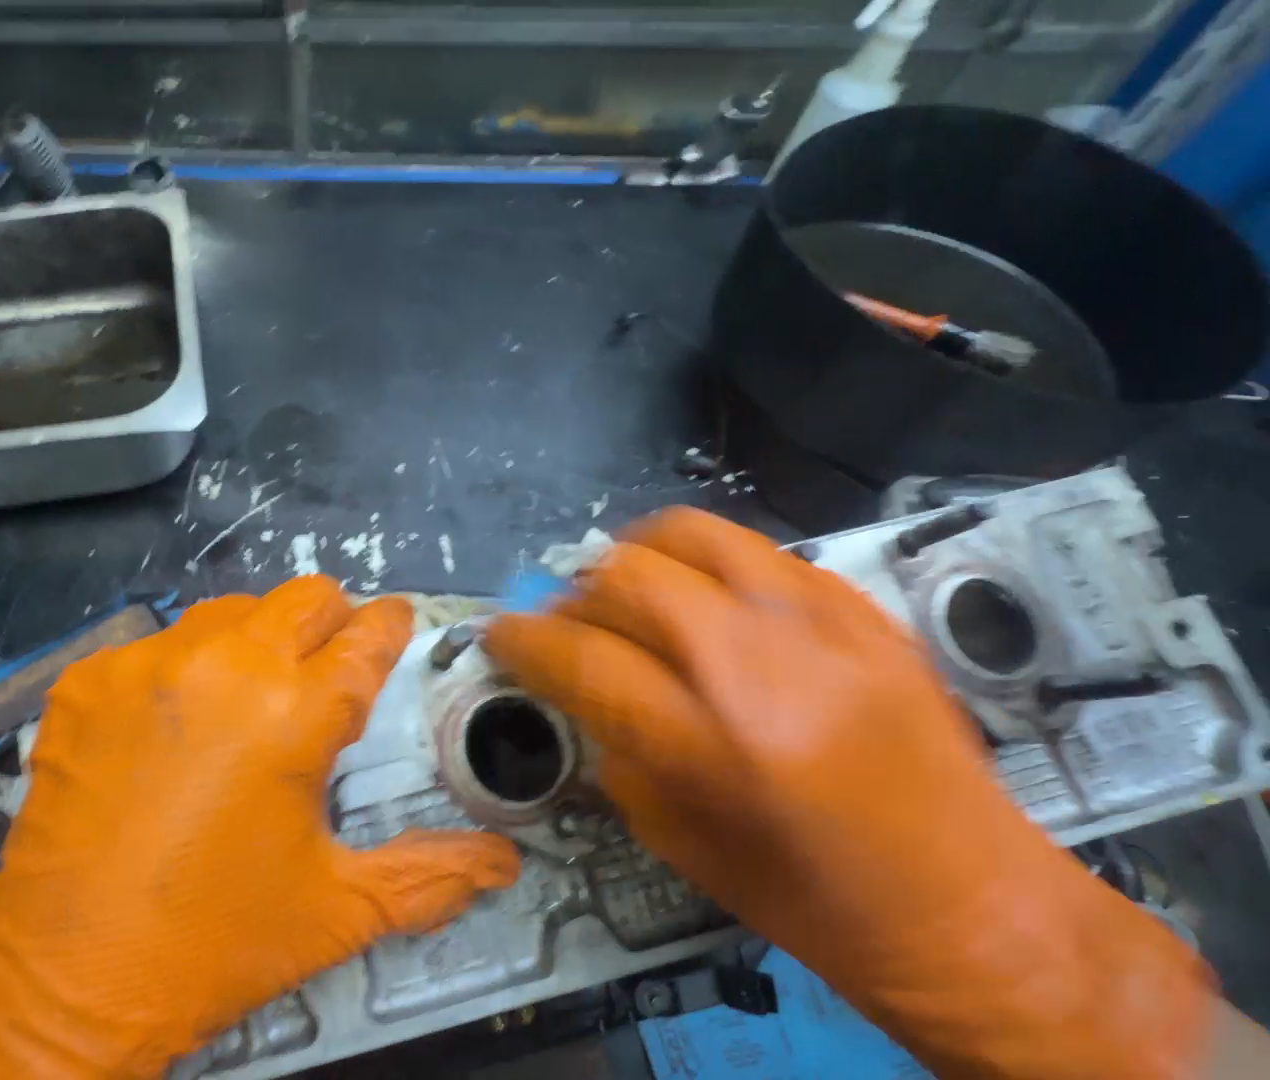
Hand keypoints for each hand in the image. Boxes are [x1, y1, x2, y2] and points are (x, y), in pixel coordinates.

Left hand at [0, 577, 519, 1079]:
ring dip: (256, 639)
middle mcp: (223, 666)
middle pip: (302, 597)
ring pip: (227, 611)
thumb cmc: (213, 941)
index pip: (366, 637)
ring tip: (252, 695)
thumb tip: (506, 863)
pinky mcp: (86, 679)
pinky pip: (154, 646)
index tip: (395, 624)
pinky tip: (173, 726)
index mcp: (294, 714)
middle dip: (330, 620)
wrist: (64, 976)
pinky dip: (181, 670)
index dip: (390, 625)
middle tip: (329, 665)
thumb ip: (432, 875)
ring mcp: (146, 665)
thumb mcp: (337, 909)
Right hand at [485, 508, 1215, 1079]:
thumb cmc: (809, 902)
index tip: (500, 639)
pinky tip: (697, 598)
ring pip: (690, 536)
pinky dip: (702, 563)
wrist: (971, 908)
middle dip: (573, 596)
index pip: (583, 657)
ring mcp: (824, 624)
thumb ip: (614, 743)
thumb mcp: (675, 838)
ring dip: (632, 557)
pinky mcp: (862, 610)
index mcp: (713, 742)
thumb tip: (571, 680)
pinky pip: (754, 549)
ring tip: (620, 591)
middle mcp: (766, 665)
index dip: (523, 642)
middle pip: (629, 578)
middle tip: (563, 624)